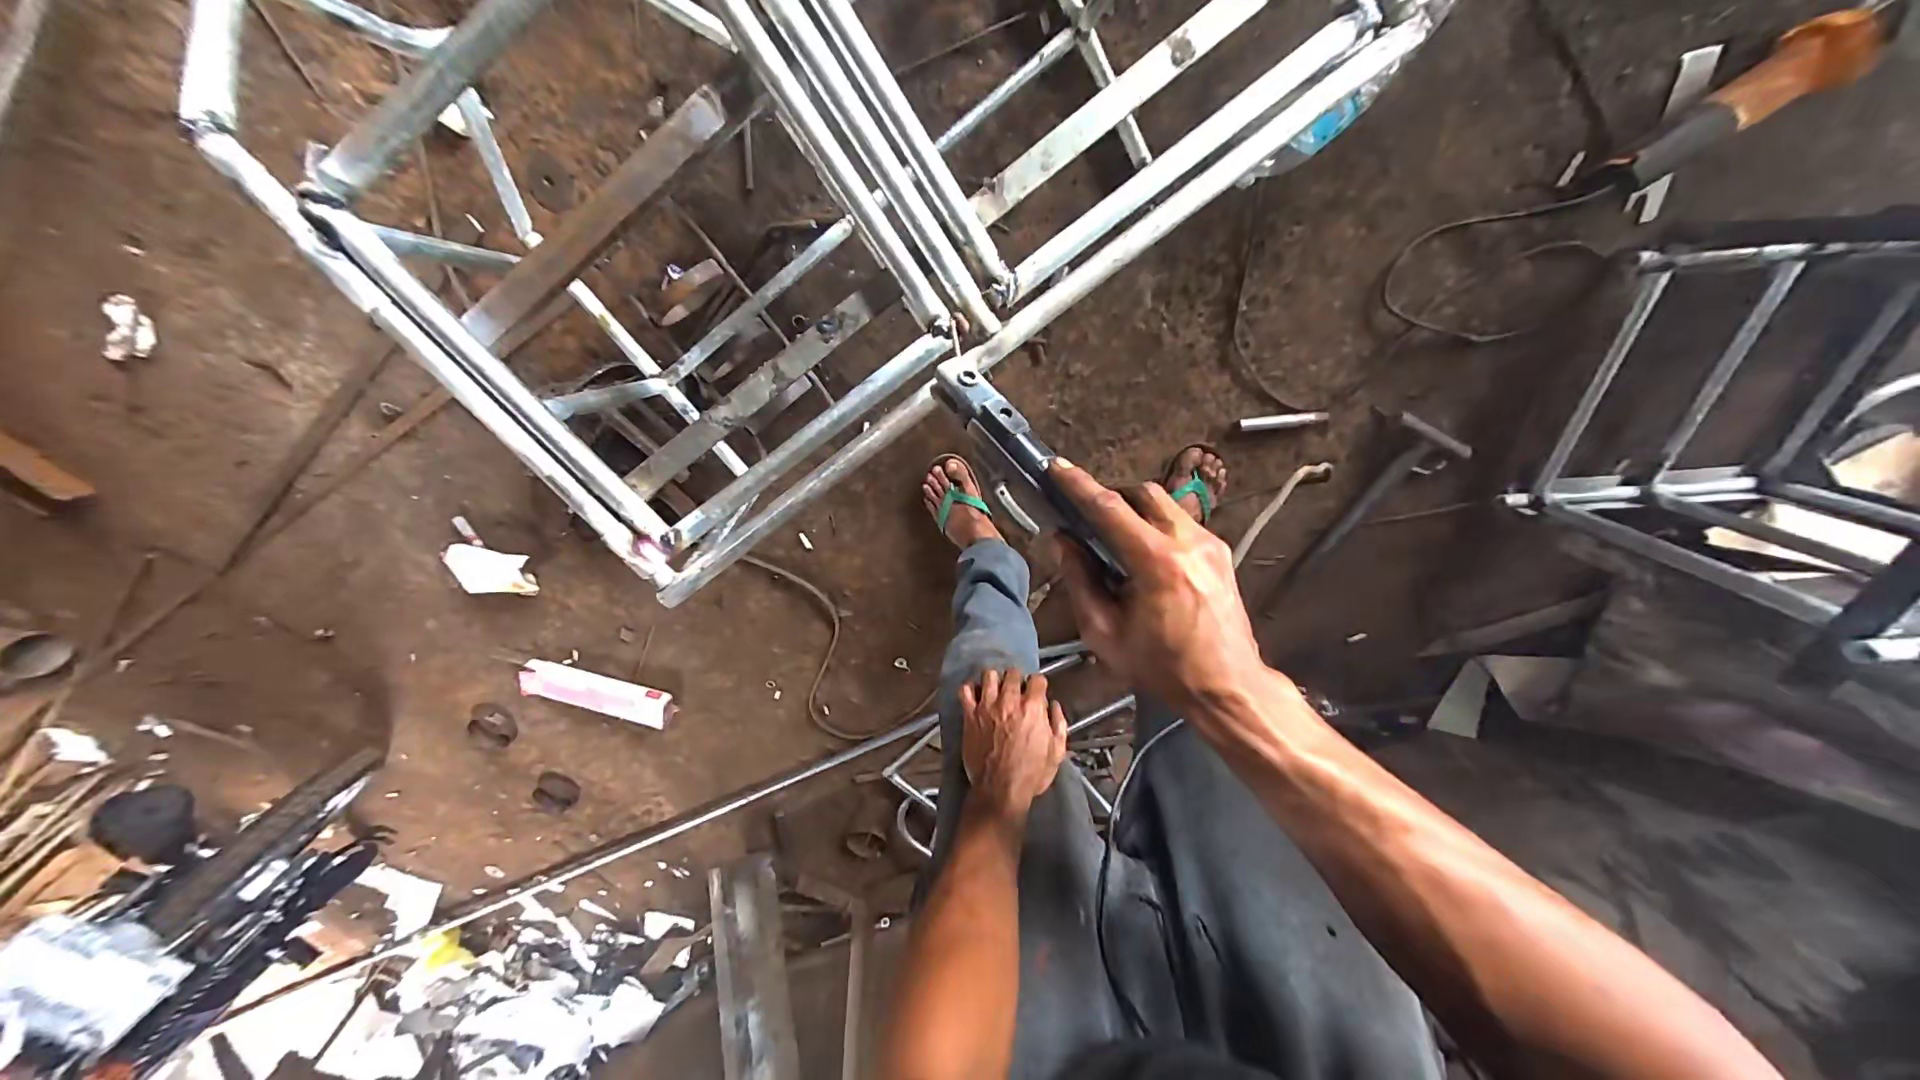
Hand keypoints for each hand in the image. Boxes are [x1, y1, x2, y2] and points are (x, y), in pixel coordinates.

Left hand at [959, 669, 1066, 816]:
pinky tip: (976, 696)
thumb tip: (1053, 706)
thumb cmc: (1030, 774)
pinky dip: (970, 689)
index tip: (1036, 693)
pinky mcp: (970, 715)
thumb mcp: (1056, 752)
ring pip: (989, 675)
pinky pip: (965, 691)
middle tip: (1016, 691)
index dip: (1038, 685)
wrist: (1000, 790)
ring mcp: (987, 706)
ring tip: (996, 690)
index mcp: (1032, 708)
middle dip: (1017, 680)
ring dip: (995, 680)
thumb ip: (1058, 724)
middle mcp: (1009, 701)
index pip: (1037, 680)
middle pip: (1012, 673)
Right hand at [1047, 459, 1269, 710]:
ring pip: (1164, 503)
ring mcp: (1210, 545)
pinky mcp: (1220, 552)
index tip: (1058, 469)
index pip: (1110, 509)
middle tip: (1086, 515)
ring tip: (1114, 538)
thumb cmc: (1164, 667)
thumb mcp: (1105, 632)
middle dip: (1110, 496)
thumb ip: (1080, 580)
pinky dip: (1155, 525)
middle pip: (1142, 493)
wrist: (1228, 685)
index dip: (1079, 486)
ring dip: (1134, 509)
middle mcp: (1189, 543)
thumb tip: (1062, 542)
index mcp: (1157, 563)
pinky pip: (1180, 521)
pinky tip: (1143, 555)